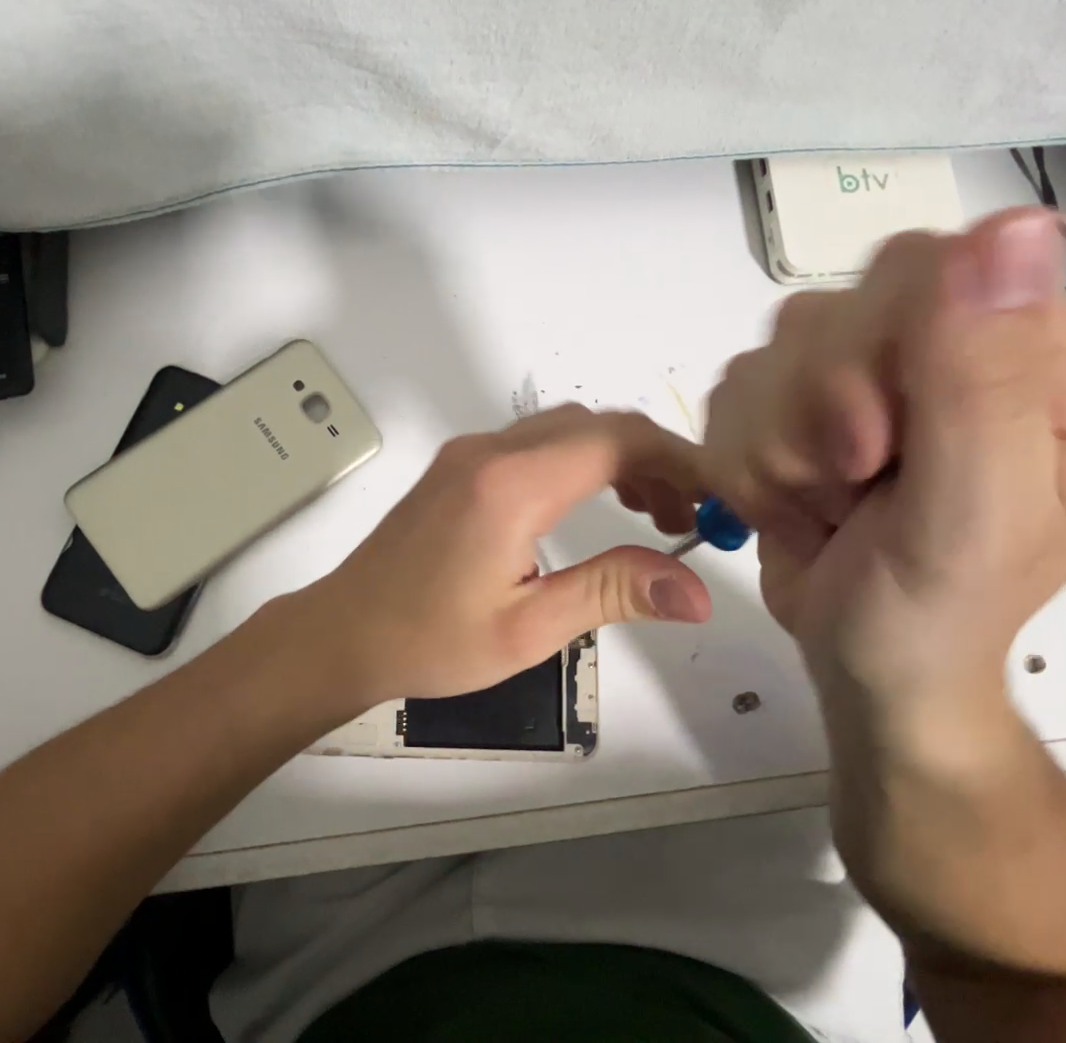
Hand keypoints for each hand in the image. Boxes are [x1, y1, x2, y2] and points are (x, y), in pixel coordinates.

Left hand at [296, 405, 712, 706]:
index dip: (680, 459)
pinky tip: (594, 506)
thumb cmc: (430, 640)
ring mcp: (468, 454)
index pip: (618, 440)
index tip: (720, 495)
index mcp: (510, 485)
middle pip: (595, 425)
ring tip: (655, 514)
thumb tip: (696, 592)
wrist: (345, 632)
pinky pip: (534, 444)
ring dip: (618, 458)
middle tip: (691, 516)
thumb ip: (612, 593)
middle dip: (655, 459)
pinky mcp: (458, 468)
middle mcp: (489, 452)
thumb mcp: (528, 628)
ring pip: (565, 430)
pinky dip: (579, 462)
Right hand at [701, 209, 1065, 701]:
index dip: (869, 361)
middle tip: (853, 494)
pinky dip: (746, 461)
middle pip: (835, 308)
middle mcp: (969, 339)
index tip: (875, 455)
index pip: (926, 270)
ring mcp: (882, 367)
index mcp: (1051, 352)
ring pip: (772, 351)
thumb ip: (985, 379)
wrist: (867, 664)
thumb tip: (1011, 224)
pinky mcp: (812, 398)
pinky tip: (795, 503)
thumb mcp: (975, 513)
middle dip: (815, 419)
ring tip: (828, 510)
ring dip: (778, 451)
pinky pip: (735, 389)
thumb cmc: (935, 610)